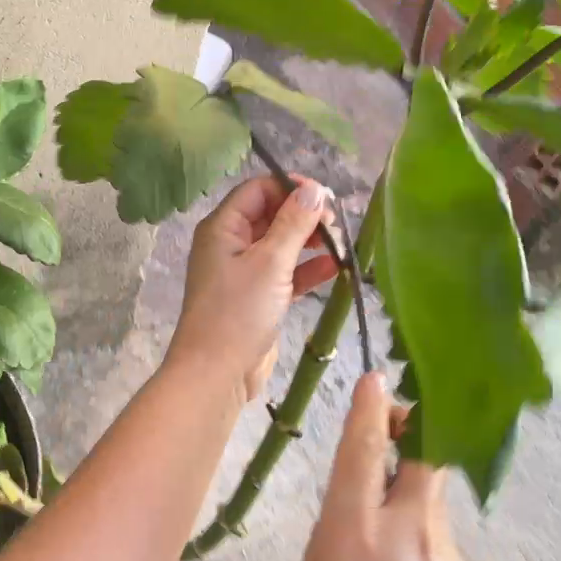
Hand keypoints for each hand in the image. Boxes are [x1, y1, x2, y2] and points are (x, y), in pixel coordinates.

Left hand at [163, 175, 337, 401]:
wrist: (216, 373)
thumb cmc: (238, 311)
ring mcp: (244, 271)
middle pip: (271, 214)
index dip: (290, 187)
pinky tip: (337, 270)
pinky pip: (286, 272)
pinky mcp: (258, 296)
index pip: (258, 190)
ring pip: (281, 244)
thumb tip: (314, 189)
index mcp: (223, 227)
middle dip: (304, 215)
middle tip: (338, 225)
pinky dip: (308, 269)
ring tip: (343, 245)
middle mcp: (230, 243)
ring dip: (310, 242)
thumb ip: (293, 223)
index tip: (325, 196)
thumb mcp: (270, 262)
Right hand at [292, 373, 487, 560]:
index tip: (373, 378)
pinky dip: (418, 530)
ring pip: (430, 495)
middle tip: (394, 419)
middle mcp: (408, 528)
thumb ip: (327, 546)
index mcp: (355, 528)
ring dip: (410, 483)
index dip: (369, 406)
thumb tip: (346, 519)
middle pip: (422, 452)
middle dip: (412, 423)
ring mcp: (446, 554)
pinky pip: (437, 536)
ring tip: (383, 515)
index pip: (366, 447)